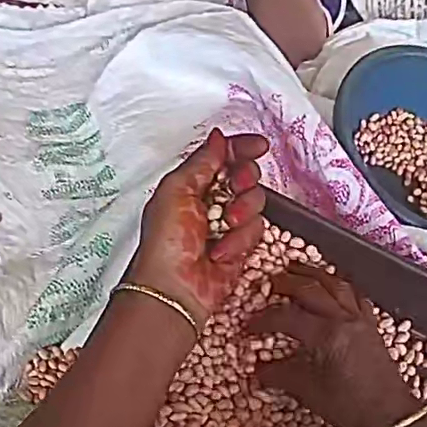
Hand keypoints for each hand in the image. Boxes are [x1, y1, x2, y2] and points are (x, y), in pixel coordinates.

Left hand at [125, 129, 270, 324]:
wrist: (175, 288)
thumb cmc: (166, 244)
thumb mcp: (177, 189)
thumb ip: (202, 161)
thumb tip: (218, 139)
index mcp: (192, 184)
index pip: (222, 156)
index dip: (241, 148)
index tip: (259, 146)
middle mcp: (211, 202)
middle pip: (245, 176)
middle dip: (245, 179)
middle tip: (236, 186)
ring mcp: (227, 226)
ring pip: (255, 203)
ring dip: (242, 211)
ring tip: (224, 224)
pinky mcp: (240, 247)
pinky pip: (256, 231)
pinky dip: (239, 240)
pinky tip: (221, 251)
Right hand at [245, 263, 420, 426]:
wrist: (389, 416)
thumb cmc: (348, 407)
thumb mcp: (309, 392)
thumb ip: (281, 376)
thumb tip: (258, 370)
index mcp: (326, 335)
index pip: (287, 317)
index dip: (263, 320)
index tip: (248, 327)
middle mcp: (344, 320)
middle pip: (311, 289)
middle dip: (287, 283)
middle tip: (269, 282)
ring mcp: (361, 319)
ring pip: (336, 284)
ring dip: (314, 274)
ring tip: (297, 270)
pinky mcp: (372, 325)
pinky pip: (355, 295)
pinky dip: (340, 286)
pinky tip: (332, 286)